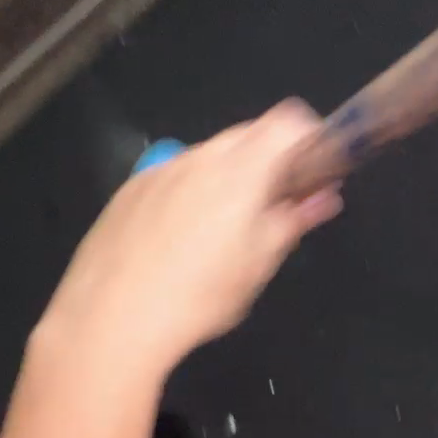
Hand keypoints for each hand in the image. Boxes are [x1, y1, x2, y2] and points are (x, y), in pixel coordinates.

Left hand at [29, 100, 343, 379]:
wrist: (115, 315)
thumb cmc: (200, 296)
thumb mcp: (259, 265)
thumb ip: (293, 221)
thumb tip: (323, 198)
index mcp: (240, 171)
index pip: (287, 123)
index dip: (310, 141)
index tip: (318, 174)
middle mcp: (200, 157)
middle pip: (249, 137)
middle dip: (273, 165)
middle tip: (281, 210)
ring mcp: (162, 169)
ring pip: (212, 158)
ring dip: (234, 181)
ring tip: (230, 235)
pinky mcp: (133, 189)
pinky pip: (178, 177)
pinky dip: (196, 194)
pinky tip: (187, 242)